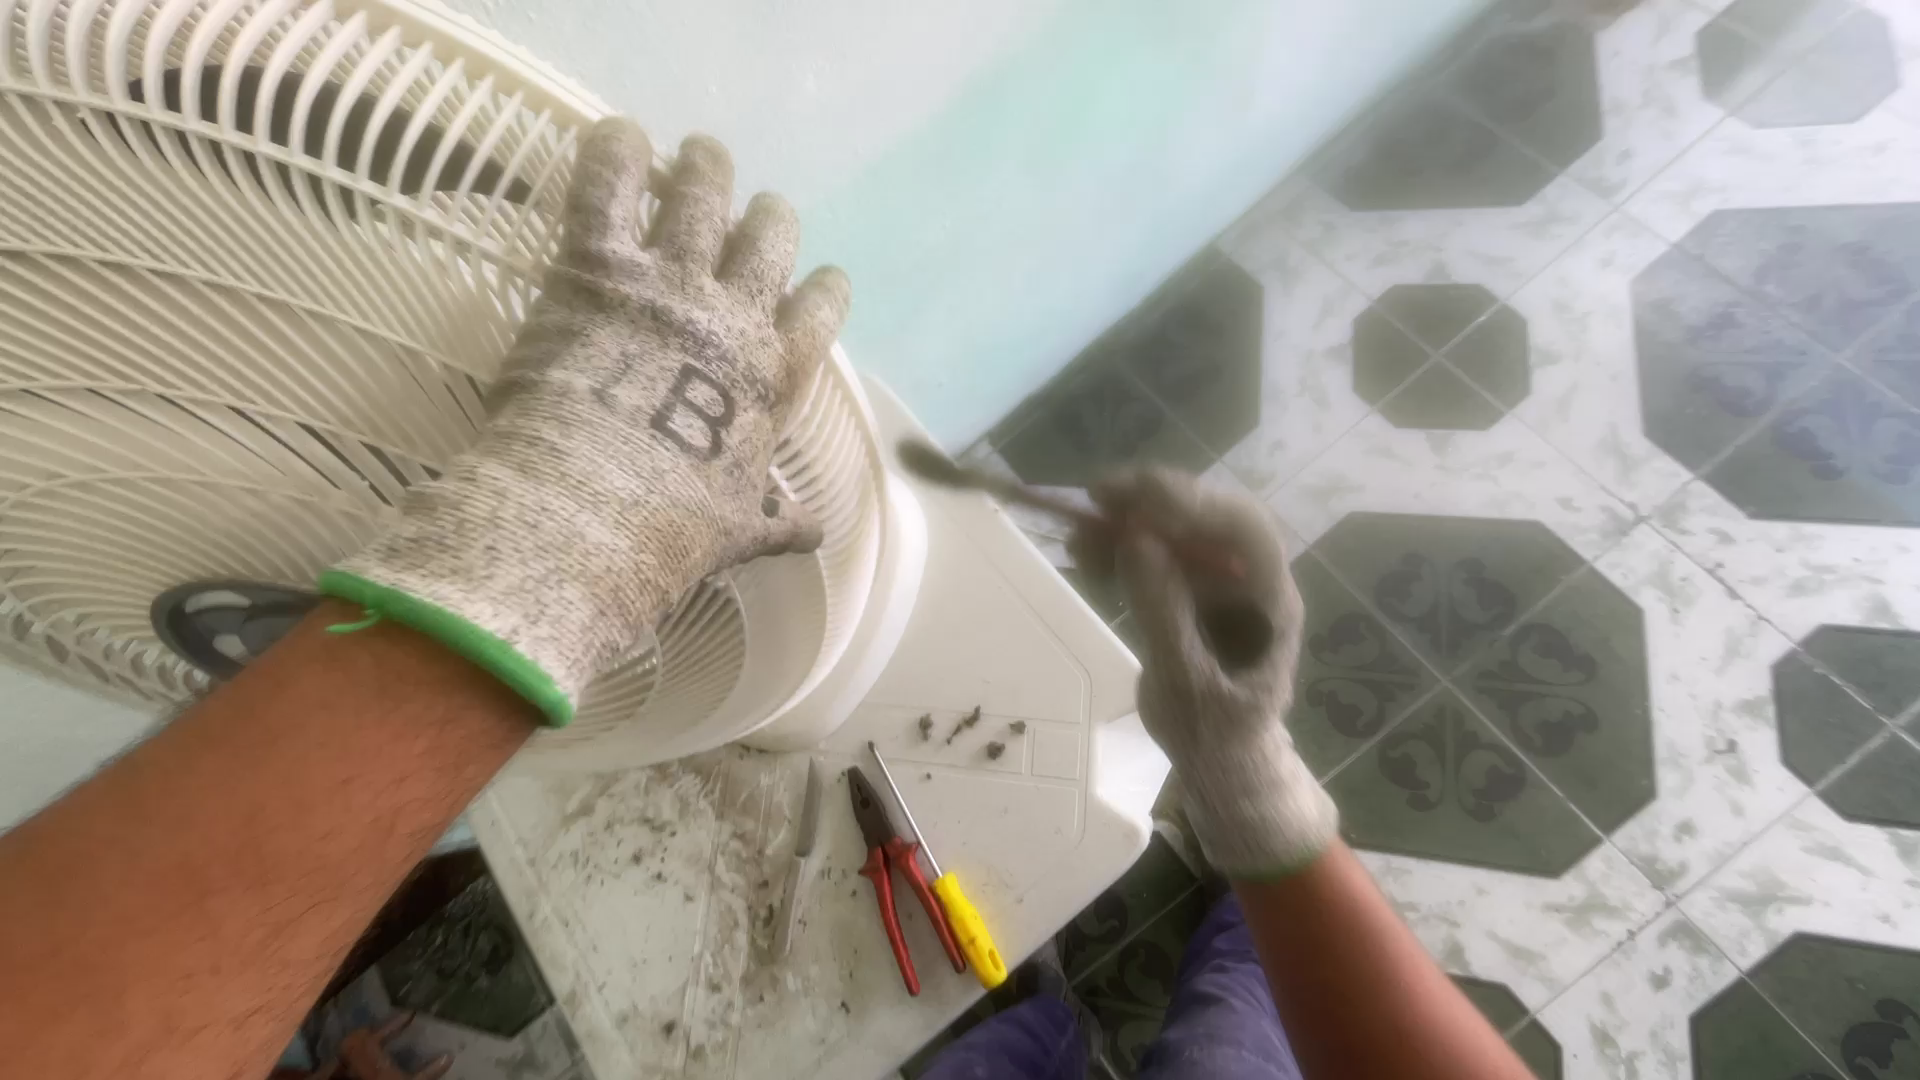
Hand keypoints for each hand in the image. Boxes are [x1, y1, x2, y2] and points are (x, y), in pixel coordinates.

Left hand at [321, 117, 849, 726]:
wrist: (600, 504)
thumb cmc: (679, 524)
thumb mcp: (741, 526)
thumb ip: (778, 521)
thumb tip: (816, 537)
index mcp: (775, 374)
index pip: (820, 313)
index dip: (826, 290)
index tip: (825, 278)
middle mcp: (736, 315)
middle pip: (769, 241)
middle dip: (770, 221)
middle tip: (763, 211)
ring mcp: (673, 284)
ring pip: (704, 198)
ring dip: (708, 169)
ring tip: (705, 153)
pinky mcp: (602, 266)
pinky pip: (611, 188)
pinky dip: (616, 153)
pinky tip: (622, 131)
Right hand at [1076, 468, 1337, 878]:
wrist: (1221, 765)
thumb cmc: (1217, 736)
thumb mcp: (1185, 683)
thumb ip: (1163, 612)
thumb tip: (1135, 539)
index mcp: (1270, 602)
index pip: (1243, 528)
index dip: (1194, 503)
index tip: (1138, 499)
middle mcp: (1248, 583)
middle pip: (1207, 519)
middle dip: (1153, 501)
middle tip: (1099, 496)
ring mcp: (1217, 588)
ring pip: (1176, 534)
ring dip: (1128, 523)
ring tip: (1079, 532)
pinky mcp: (1187, 596)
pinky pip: (1155, 559)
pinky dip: (1120, 550)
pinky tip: (1086, 552)